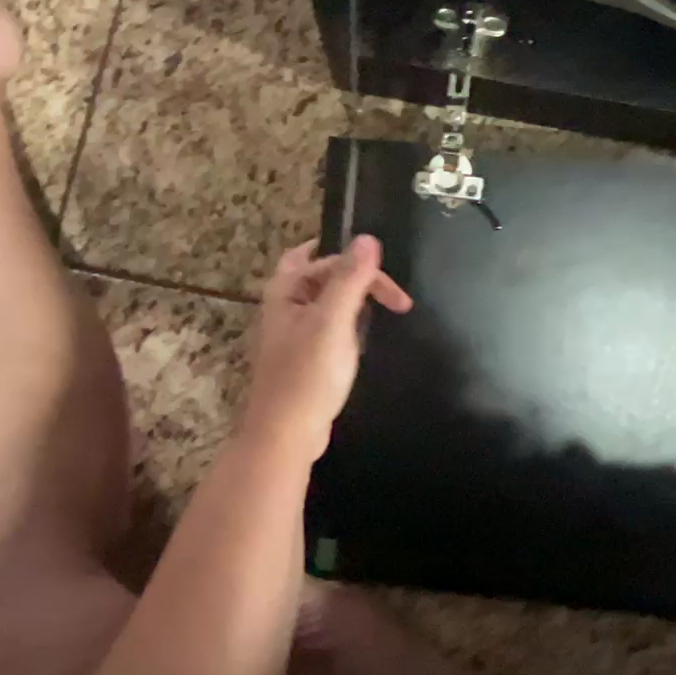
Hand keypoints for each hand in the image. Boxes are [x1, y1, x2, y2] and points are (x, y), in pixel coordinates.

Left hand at [243, 235, 412, 457]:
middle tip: (390, 294)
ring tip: (385, 313)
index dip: (357, 263)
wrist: (285, 435)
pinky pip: (328, 327)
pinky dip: (348, 325)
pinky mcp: (303, 357)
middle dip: (355, 277)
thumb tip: (367, 238)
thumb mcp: (333, 321)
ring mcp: (292, 333)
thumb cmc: (307, 375)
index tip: (391, 287)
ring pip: (326, 302)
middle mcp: (284, 305)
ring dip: (353, 301)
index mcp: (285, 290)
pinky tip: (362, 340)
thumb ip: (350, 278)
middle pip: (321, 274)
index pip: (324, 258)